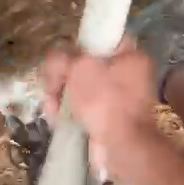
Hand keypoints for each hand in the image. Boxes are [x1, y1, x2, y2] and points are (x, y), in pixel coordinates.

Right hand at [40, 42, 159, 167]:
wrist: (123, 147)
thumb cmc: (105, 100)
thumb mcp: (78, 67)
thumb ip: (62, 56)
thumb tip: (57, 61)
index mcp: (132, 56)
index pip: (102, 37)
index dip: (79, 43)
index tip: (64, 57)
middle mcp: (130, 75)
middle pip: (87, 64)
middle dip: (63, 76)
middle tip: (52, 88)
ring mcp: (122, 99)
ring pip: (82, 87)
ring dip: (62, 96)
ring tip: (52, 109)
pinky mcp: (112, 119)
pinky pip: (85, 107)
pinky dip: (70, 111)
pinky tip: (57, 119)